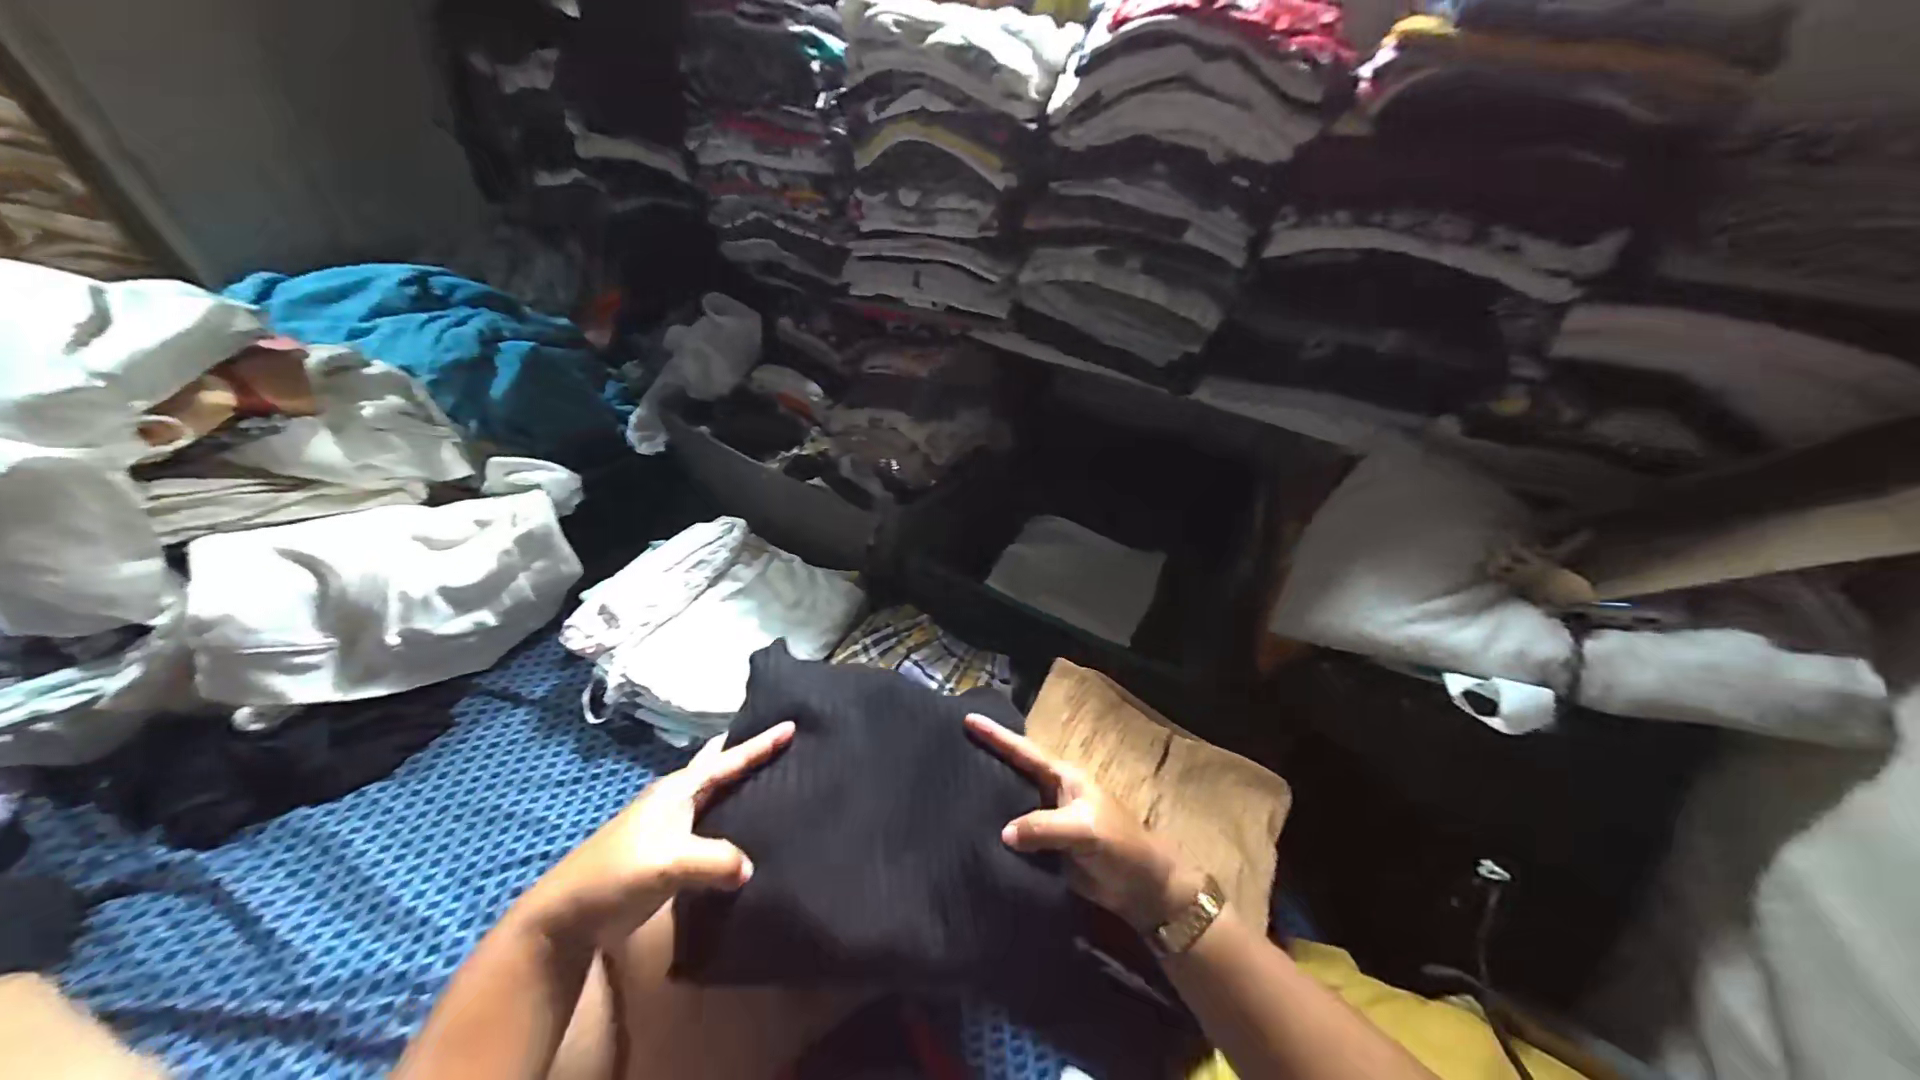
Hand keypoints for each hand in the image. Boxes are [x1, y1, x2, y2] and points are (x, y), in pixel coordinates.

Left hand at [518, 721, 794, 949]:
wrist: (567, 917)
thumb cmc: (616, 875)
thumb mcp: (669, 863)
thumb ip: (715, 860)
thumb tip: (752, 867)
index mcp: (678, 790)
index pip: (728, 759)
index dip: (760, 743)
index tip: (791, 725)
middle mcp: (678, 801)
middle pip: (722, 768)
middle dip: (750, 753)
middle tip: (785, 744)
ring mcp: (674, 828)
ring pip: (719, 797)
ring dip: (744, 787)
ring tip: (779, 783)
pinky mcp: (673, 854)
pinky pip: (716, 827)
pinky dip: (736, 821)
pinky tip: (752, 832)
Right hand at [965, 713, 1204, 934]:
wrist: (1143, 890)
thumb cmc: (1120, 847)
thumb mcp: (1084, 830)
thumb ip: (1044, 827)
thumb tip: (1002, 832)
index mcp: (1063, 777)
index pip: (1024, 751)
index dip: (997, 735)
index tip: (968, 718)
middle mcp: (1051, 794)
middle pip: (1013, 771)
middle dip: (986, 759)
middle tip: (950, 749)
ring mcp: (1047, 821)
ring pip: (1011, 803)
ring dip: (987, 797)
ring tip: (951, 788)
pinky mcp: (1044, 849)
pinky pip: (1015, 835)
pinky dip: (994, 832)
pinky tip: (971, 831)